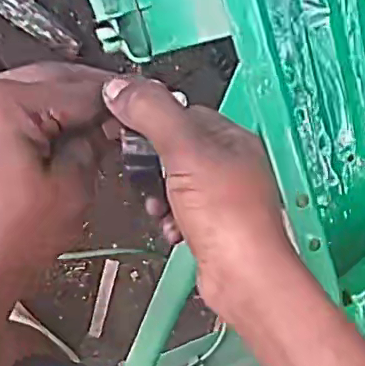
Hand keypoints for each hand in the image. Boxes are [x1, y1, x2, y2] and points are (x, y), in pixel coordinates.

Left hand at [0, 63, 113, 284]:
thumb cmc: (5, 239)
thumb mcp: (71, 190)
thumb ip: (92, 147)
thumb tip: (106, 129)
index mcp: (2, 103)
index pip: (77, 89)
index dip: (116, 103)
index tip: (138, 112)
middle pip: (52, 80)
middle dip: (93, 98)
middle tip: (125, 120)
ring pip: (33, 91)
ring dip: (69, 107)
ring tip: (101, 132)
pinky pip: (13, 109)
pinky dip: (43, 119)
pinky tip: (69, 138)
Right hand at [101, 75, 304, 321]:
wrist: (243, 277)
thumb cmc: (231, 219)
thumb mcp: (184, 151)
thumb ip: (152, 113)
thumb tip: (121, 88)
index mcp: (233, 140)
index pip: (183, 112)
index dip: (151, 119)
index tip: (125, 127)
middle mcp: (233, 168)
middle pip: (177, 150)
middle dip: (153, 165)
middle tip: (143, 175)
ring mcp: (225, 201)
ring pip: (177, 186)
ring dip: (160, 196)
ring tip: (160, 207)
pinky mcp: (215, 230)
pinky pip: (182, 216)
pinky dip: (171, 221)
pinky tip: (173, 230)